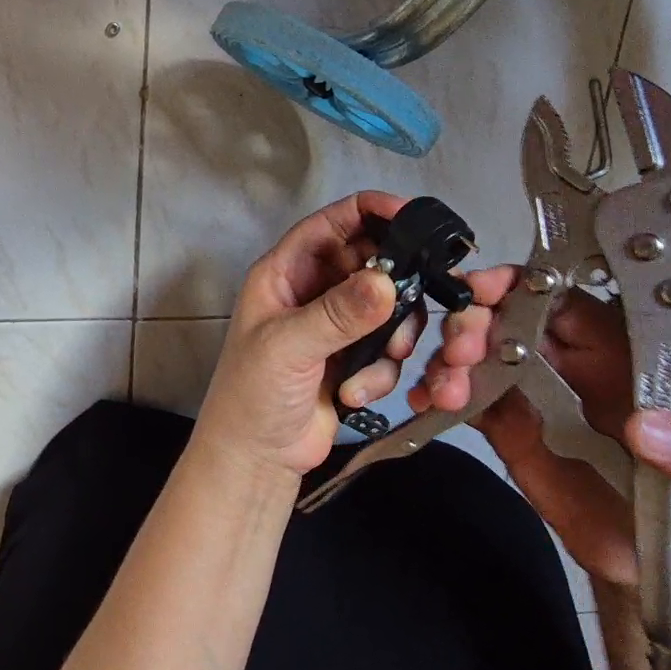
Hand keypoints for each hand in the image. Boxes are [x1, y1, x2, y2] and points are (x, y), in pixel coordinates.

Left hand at [192, 192, 434, 477]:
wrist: (256, 458)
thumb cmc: (252, 395)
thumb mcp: (287, 348)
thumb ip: (337, 314)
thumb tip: (387, 282)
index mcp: (286, 272)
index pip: (334, 222)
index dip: (373, 211)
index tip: (418, 219)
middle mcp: (314, 289)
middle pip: (374, 261)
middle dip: (397, 287)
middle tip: (408, 313)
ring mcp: (336, 324)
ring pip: (390, 306)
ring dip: (393, 336)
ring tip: (379, 362)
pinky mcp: (354, 357)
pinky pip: (389, 346)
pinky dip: (382, 370)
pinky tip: (353, 394)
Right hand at [420, 265, 670, 586]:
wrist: (664, 579)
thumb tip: (647, 427)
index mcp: (625, 358)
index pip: (569, 301)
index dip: (525, 284)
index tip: (486, 289)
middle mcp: (573, 367)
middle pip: (511, 318)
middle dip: (476, 322)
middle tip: (460, 349)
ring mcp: (534, 398)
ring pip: (479, 354)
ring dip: (450, 359)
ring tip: (443, 390)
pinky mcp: (507, 432)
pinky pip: (465, 399)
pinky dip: (438, 393)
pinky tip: (426, 404)